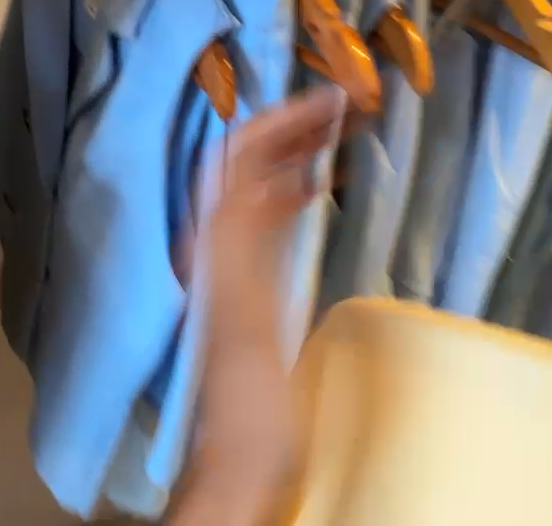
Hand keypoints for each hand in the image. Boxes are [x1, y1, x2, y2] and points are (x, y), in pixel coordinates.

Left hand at [169, 86, 348, 525]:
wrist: (238, 450)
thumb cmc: (249, 396)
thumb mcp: (251, 317)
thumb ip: (246, 248)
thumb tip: (267, 179)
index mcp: (216, 241)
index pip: (238, 157)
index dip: (278, 122)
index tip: (325, 101)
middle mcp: (213, 237)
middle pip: (243, 161)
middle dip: (287, 126)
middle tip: (338, 106)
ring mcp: (226, 255)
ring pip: (253, 182)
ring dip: (289, 151)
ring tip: (333, 132)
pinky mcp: (242, 276)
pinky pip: (262, 213)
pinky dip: (287, 187)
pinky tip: (312, 187)